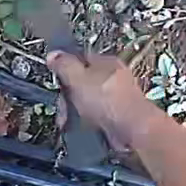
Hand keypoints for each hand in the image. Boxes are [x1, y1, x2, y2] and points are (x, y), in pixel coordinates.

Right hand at [46, 51, 169, 151]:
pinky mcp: (116, 117)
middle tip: (63, 104)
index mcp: (106, 62)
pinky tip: (82, 127)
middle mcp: (113, 78)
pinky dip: (85, 122)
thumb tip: (54, 55)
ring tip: (69, 119)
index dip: (64, 68)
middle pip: (82, 82)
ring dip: (74, 111)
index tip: (55, 77)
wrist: (132, 130)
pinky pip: (94, 117)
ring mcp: (116, 98)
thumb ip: (64, 65)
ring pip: (86, 101)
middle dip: (68, 95)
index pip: (80, 57)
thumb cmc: (109, 100)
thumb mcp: (77, 78)